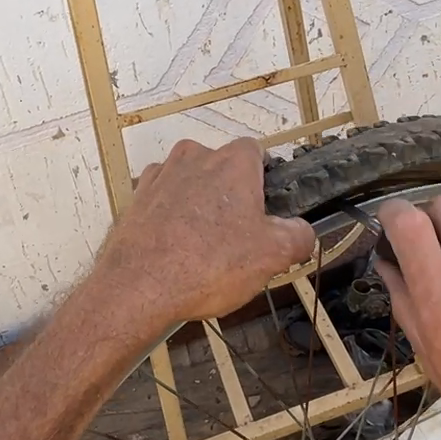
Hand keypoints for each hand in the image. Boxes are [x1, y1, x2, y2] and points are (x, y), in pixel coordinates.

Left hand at [92, 138, 315, 328]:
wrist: (139, 285)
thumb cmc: (209, 264)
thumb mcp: (273, 255)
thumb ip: (298, 236)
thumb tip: (302, 231)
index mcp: (233, 161)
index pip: (257, 153)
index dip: (264, 180)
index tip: (265, 209)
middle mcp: (196, 156)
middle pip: (223, 169)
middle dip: (232, 197)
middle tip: (238, 237)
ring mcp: (162, 174)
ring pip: (191, 182)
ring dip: (200, 205)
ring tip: (204, 247)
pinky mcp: (138, 196)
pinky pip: (163, 198)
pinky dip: (171, 215)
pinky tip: (175, 246)